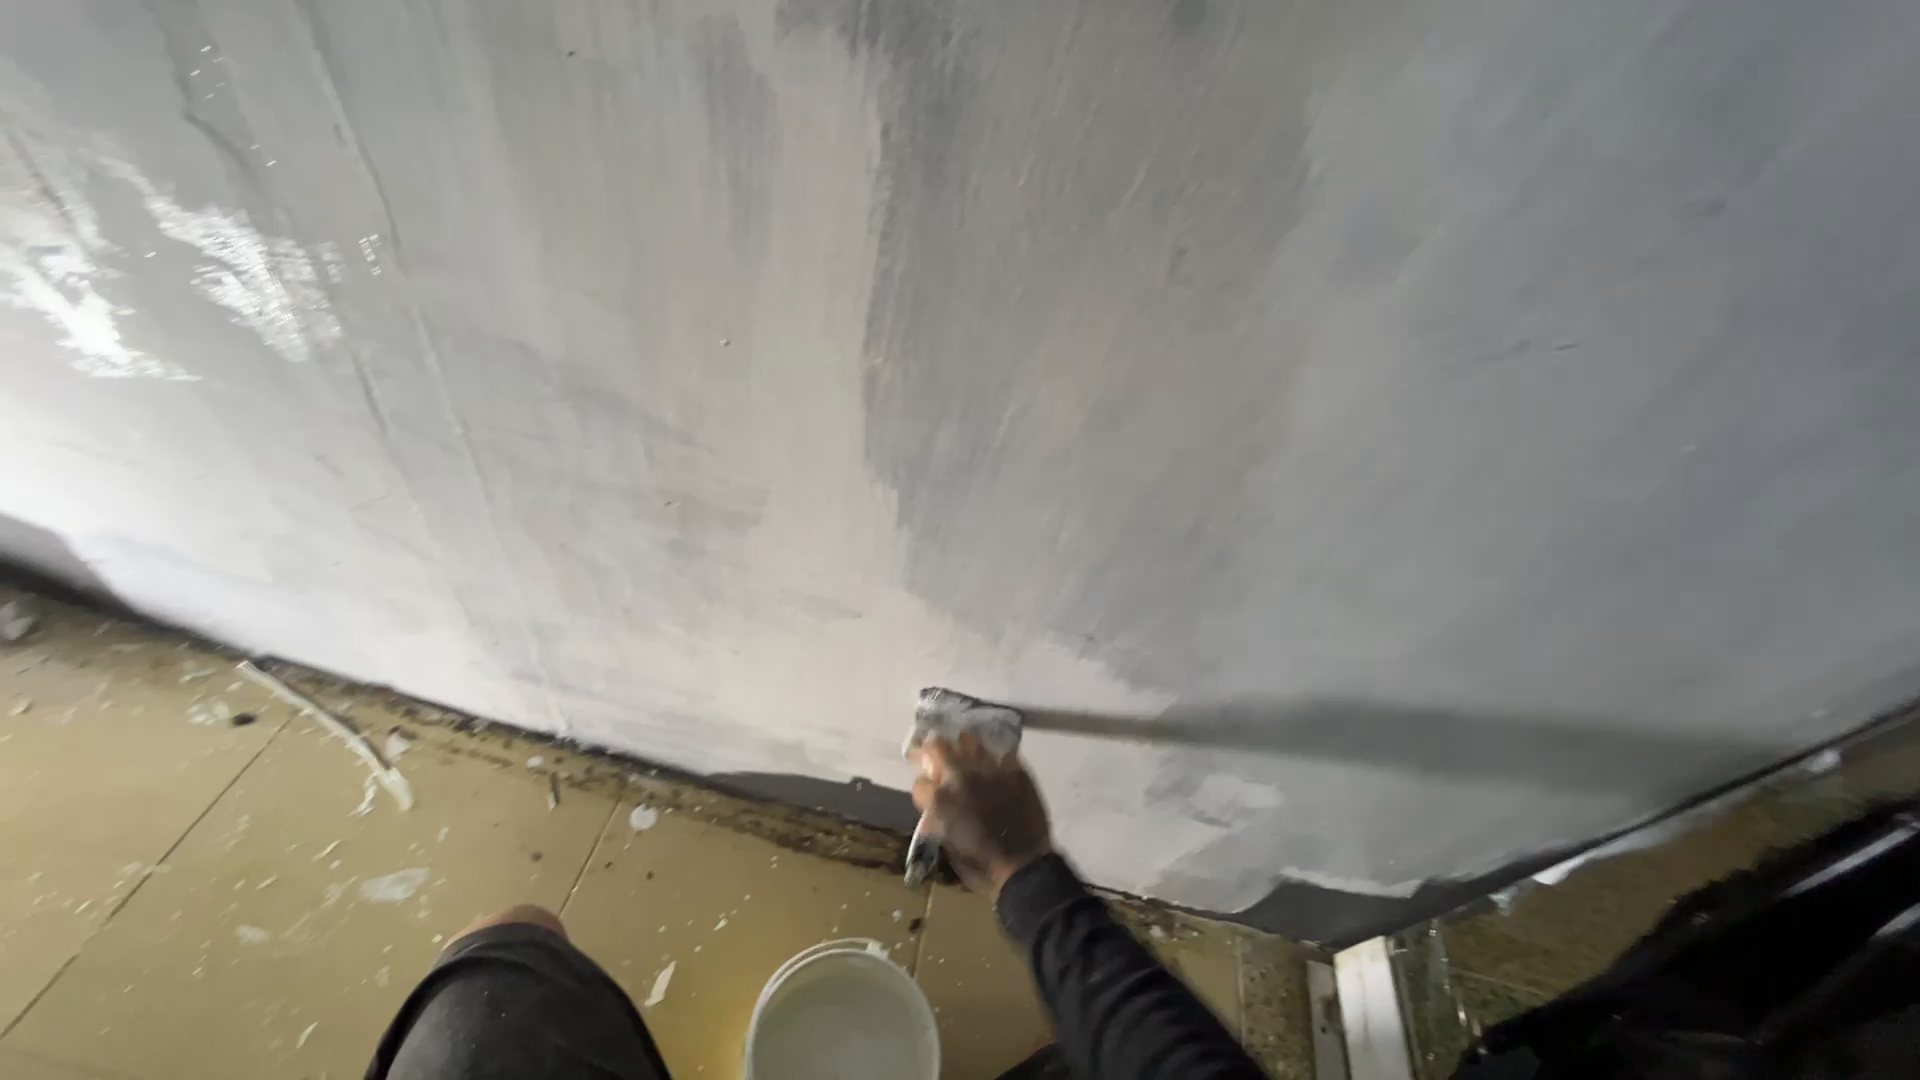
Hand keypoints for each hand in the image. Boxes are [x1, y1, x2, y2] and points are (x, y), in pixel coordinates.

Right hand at [912, 732, 1054, 895]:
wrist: (1023, 864)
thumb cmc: (980, 863)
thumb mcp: (946, 841)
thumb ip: (937, 814)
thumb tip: (937, 798)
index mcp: (939, 799)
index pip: (919, 781)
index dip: (924, 784)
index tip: (928, 784)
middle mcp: (959, 776)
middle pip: (937, 746)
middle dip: (933, 749)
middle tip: (937, 754)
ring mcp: (987, 767)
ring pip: (968, 739)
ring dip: (963, 745)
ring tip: (965, 751)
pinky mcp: (1012, 767)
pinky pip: (998, 749)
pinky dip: (993, 754)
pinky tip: (993, 760)